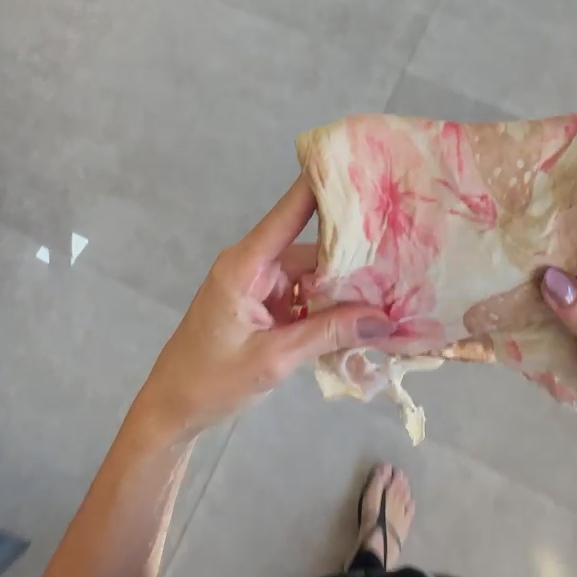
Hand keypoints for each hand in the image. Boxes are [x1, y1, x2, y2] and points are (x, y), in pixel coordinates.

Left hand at [127, 175, 394, 444]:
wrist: (170, 413)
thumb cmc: (210, 383)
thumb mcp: (274, 360)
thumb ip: (328, 334)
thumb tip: (385, 319)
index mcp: (246, 264)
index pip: (290, 212)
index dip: (322, 186)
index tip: (359, 164)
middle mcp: (255, 265)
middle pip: (313, 247)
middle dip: (355, 255)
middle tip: (405, 254)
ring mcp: (261, 285)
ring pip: (315, 274)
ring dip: (347, 287)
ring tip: (397, 290)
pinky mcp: (265, 305)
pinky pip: (307, 296)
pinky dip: (331, 307)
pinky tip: (366, 316)